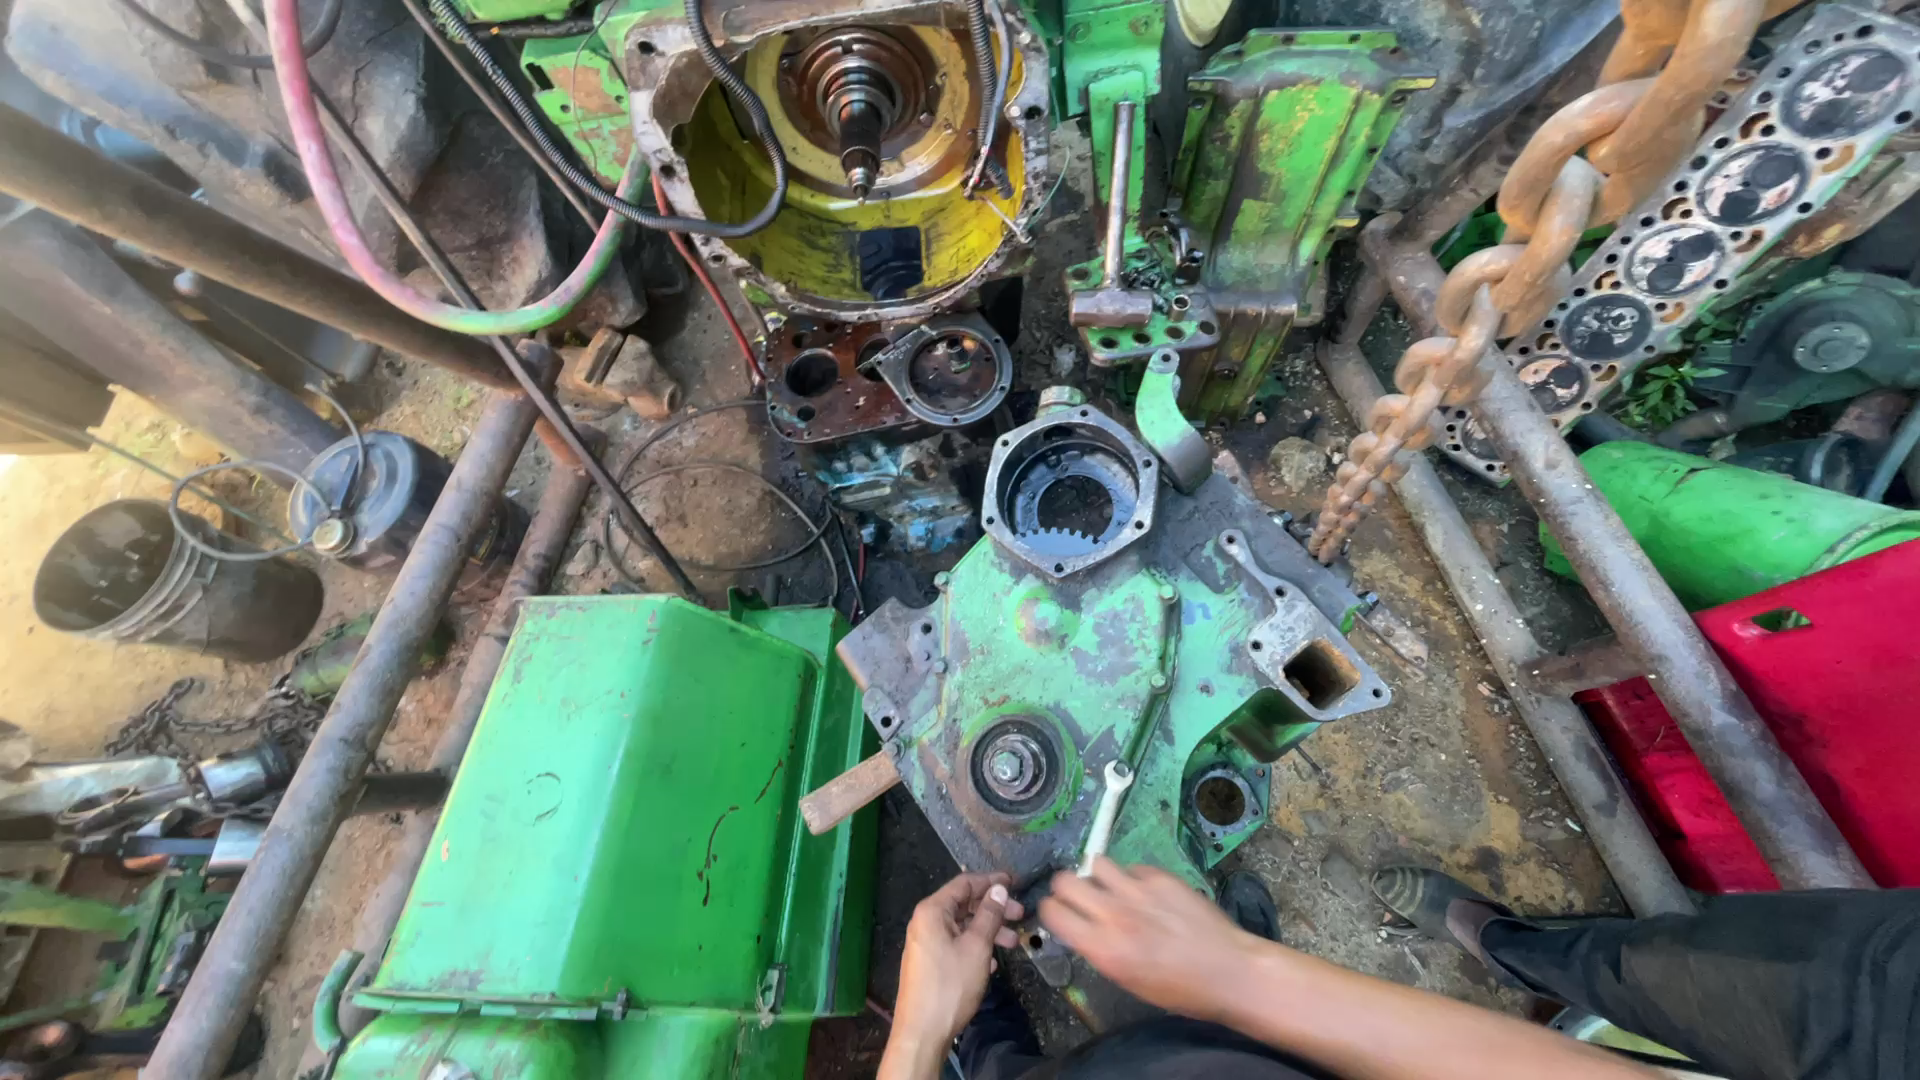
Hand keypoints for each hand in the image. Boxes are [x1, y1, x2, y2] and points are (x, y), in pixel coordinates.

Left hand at [892, 873, 1024, 1046]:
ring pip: (962, 927)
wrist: (921, 1034)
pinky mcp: (929, 964)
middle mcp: (926, 921)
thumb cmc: (950, 985)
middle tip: (1020, 915)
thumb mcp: (976, 947)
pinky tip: (992, 963)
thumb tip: (998, 888)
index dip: (991, 881)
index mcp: (932, 910)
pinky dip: (975, 948)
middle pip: (964, 905)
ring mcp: (926, 943)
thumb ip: (989, 915)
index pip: (964, 883)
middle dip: (993, 909)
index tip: (1015, 883)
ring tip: (1013, 943)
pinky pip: (956, 945)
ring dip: (988, 931)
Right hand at [1039, 858, 1261, 1022]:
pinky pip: (1131, 867)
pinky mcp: (1159, 875)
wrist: (1229, 971)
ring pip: (1096, 863)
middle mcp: (1114, 914)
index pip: (1053, 911)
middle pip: (1065, 879)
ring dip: (1099, 877)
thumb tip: (1083, 927)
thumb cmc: (1179, 989)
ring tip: (1114, 889)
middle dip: (1067, 887)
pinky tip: (1146, 893)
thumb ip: (1100, 949)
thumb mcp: (1129, 979)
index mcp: (1103, 947)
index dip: (1051, 910)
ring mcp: (1137, 890)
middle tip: (1081, 897)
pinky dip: (1132, 878)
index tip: (1058, 912)